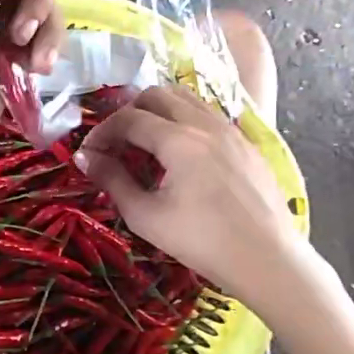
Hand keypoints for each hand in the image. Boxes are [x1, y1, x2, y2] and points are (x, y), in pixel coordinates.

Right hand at [75, 84, 299, 296]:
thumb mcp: (146, 216)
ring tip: (147, 141)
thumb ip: (113, 181)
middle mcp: (205, 124)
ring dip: (160, 111)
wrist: (267, 259)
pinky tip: (183, 155)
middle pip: (158, 94)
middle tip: (117, 141)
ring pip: (187, 100)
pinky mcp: (248, 144)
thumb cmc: (201, 241)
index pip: (128, 118)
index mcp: (178, 140)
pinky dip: (186, 122)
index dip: (102, 131)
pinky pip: (209, 117)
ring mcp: (231, 131)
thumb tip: (86, 158)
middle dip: (129, 111)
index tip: (90, 152)